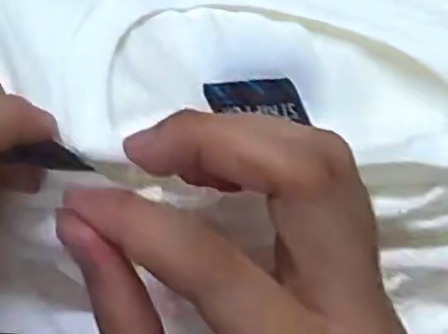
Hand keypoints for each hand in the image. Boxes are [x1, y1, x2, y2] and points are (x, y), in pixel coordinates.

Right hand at [56, 111, 404, 333]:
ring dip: (234, 136)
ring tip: (171, 157)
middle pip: (308, 170)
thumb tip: (75, 220)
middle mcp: (360, 310)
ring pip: (319, 156)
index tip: (80, 200)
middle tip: (141, 153)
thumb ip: (123, 310)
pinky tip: (207, 173)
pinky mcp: (359, 265)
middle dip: (211, 138)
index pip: (213, 259)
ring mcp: (372, 282)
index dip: (133, 218)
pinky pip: (317, 176)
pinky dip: (254, 151)